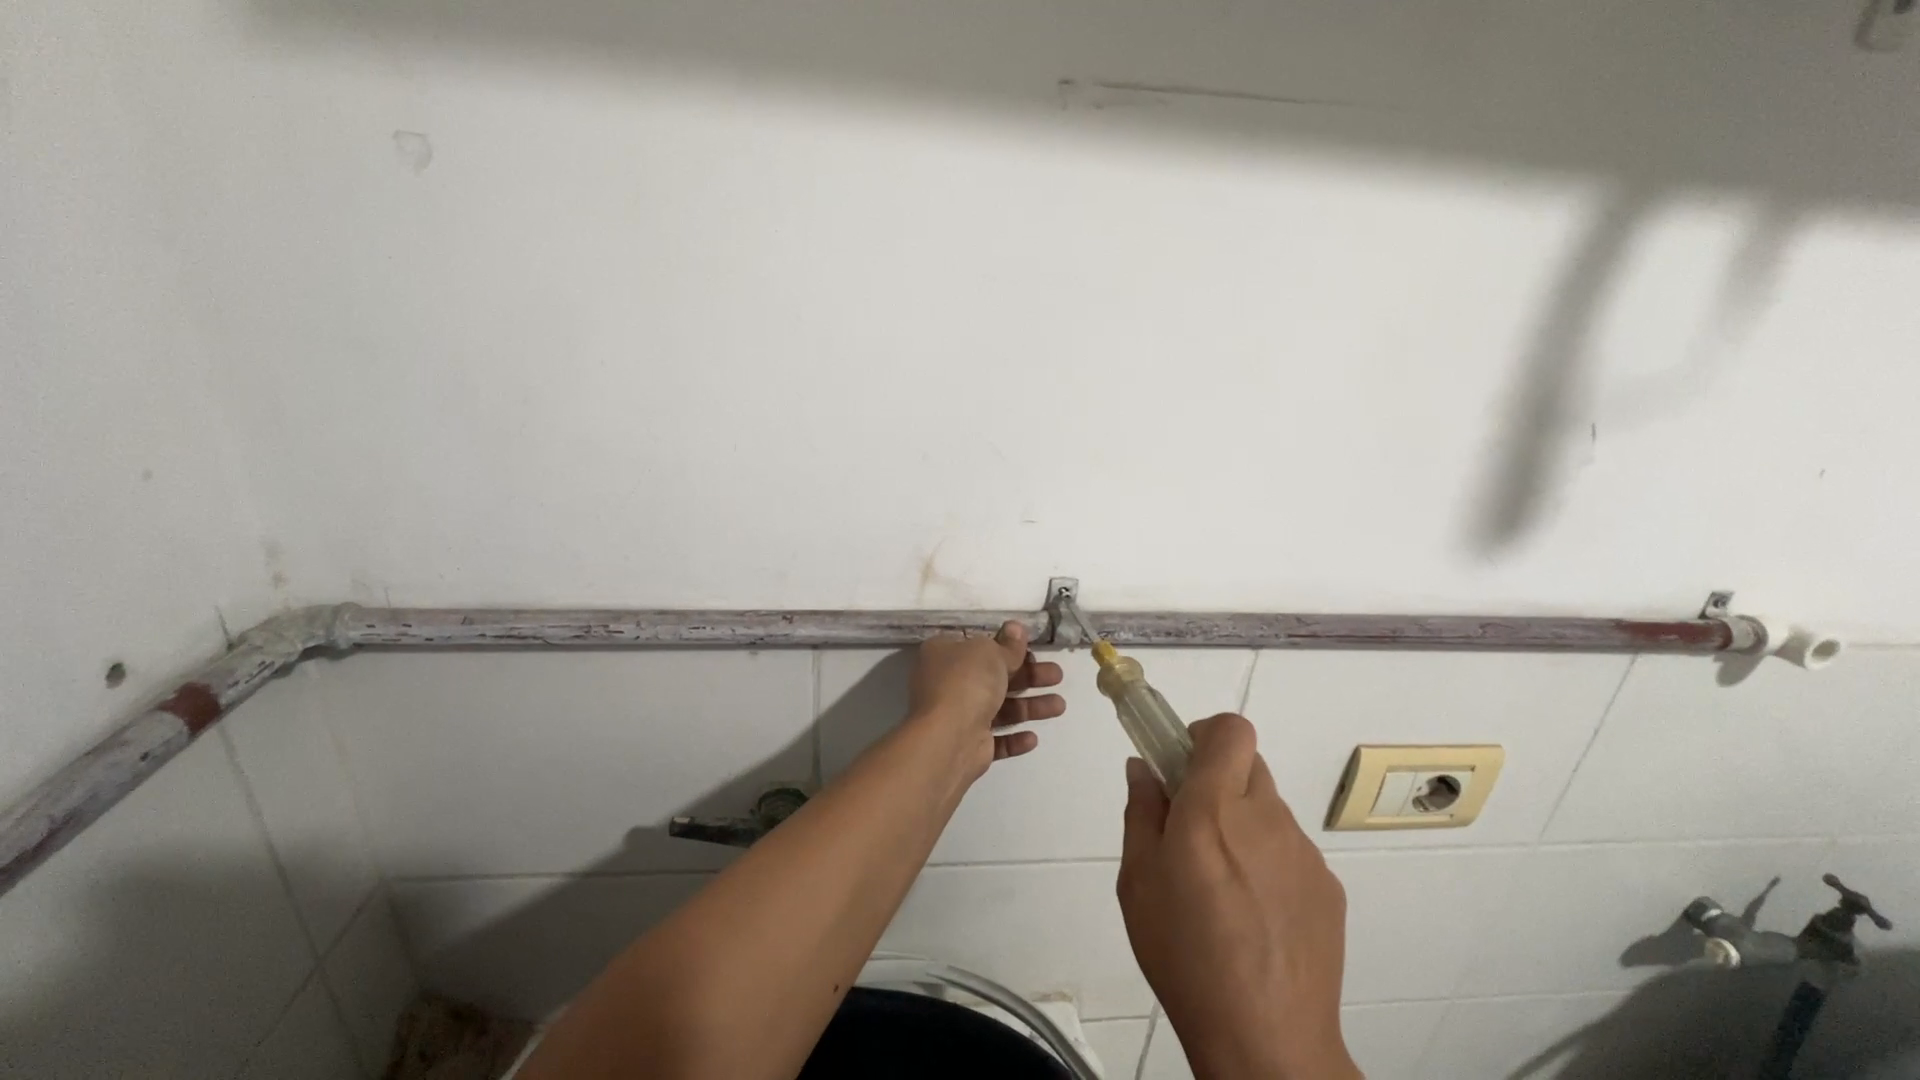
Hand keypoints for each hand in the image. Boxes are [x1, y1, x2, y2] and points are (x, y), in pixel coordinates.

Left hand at [907, 621, 1064, 779]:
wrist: (949, 738)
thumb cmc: (966, 682)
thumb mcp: (990, 653)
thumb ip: (1007, 645)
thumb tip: (1016, 627)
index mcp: (945, 655)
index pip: (978, 648)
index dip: (1006, 648)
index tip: (1032, 650)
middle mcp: (947, 684)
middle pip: (995, 678)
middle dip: (1029, 677)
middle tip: (1057, 676)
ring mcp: (957, 716)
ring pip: (1000, 709)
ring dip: (1030, 707)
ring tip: (1060, 706)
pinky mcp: (968, 745)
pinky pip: (995, 739)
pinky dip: (1014, 738)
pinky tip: (1032, 738)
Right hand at [1118, 714, 1357, 1079]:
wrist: (1265, 1037)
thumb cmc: (1184, 954)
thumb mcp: (1138, 882)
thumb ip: (1141, 813)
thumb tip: (1143, 769)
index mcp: (1213, 809)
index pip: (1230, 730)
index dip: (1204, 736)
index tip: (1181, 766)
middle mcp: (1266, 818)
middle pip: (1248, 765)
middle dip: (1218, 782)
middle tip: (1192, 831)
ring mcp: (1304, 852)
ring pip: (1269, 811)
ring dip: (1244, 826)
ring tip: (1222, 889)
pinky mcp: (1328, 887)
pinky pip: (1291, 853)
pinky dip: (1270, 865)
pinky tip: (1254, 917)